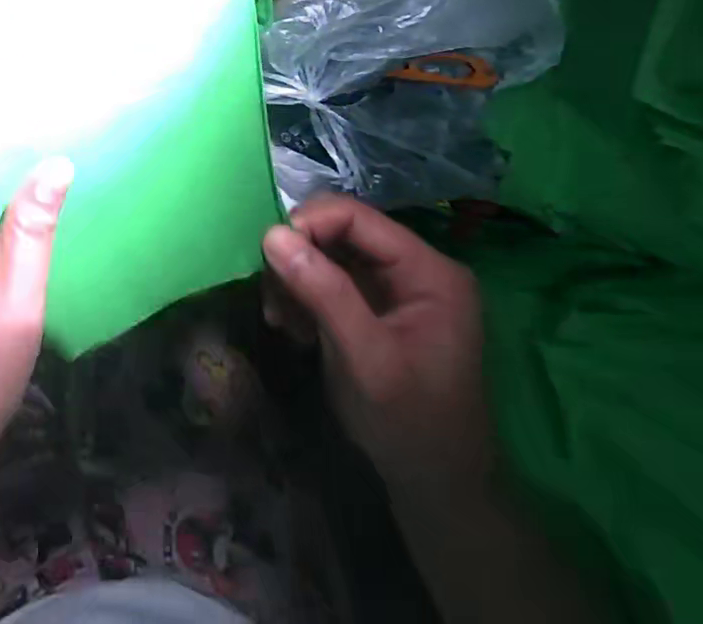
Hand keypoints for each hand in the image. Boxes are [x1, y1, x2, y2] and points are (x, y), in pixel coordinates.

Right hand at [261, 194, 492, 490]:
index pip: (357, 217)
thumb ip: (323, 292)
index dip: (308, 225)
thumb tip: (272, 234)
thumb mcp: (365, 358)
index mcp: (429, 270)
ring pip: (326, 254)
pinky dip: (302, 297)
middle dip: (297, 258)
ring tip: (283, 321)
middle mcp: (413, 268)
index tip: (268, 258)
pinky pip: (327, 280)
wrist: (434, 484)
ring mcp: (393, 288)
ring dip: (295, 280)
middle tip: (273, 299)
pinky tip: (294, 329)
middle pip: (338, 232)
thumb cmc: (409, 423)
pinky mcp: (373, 306)